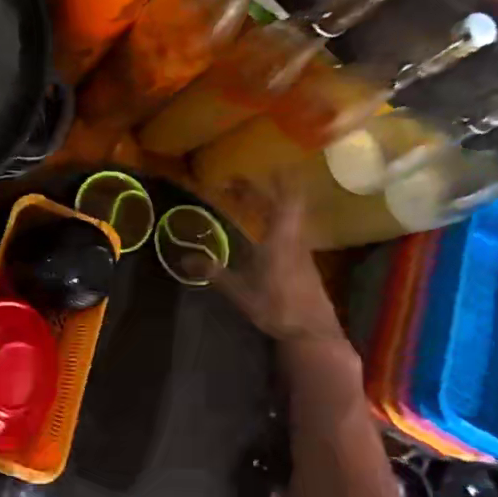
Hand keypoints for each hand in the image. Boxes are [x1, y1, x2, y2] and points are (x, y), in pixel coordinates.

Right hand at [215, 175, 348, 346]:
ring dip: (270, 206)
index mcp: (281, 238)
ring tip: (247, 203)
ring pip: (288, 218)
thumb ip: (215, 273)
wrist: (312, 331)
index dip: (277, 179)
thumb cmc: (277, 307)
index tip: (263, 165)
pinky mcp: (304, 263)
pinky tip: (261, 232)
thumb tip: (185, 258)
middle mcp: (294, 238)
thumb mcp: (241, 292)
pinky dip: (275, 222)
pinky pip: (289, 231)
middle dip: (262, 191)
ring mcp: (302, 250)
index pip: (285, 198)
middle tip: (238, 184)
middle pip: (283, 204)